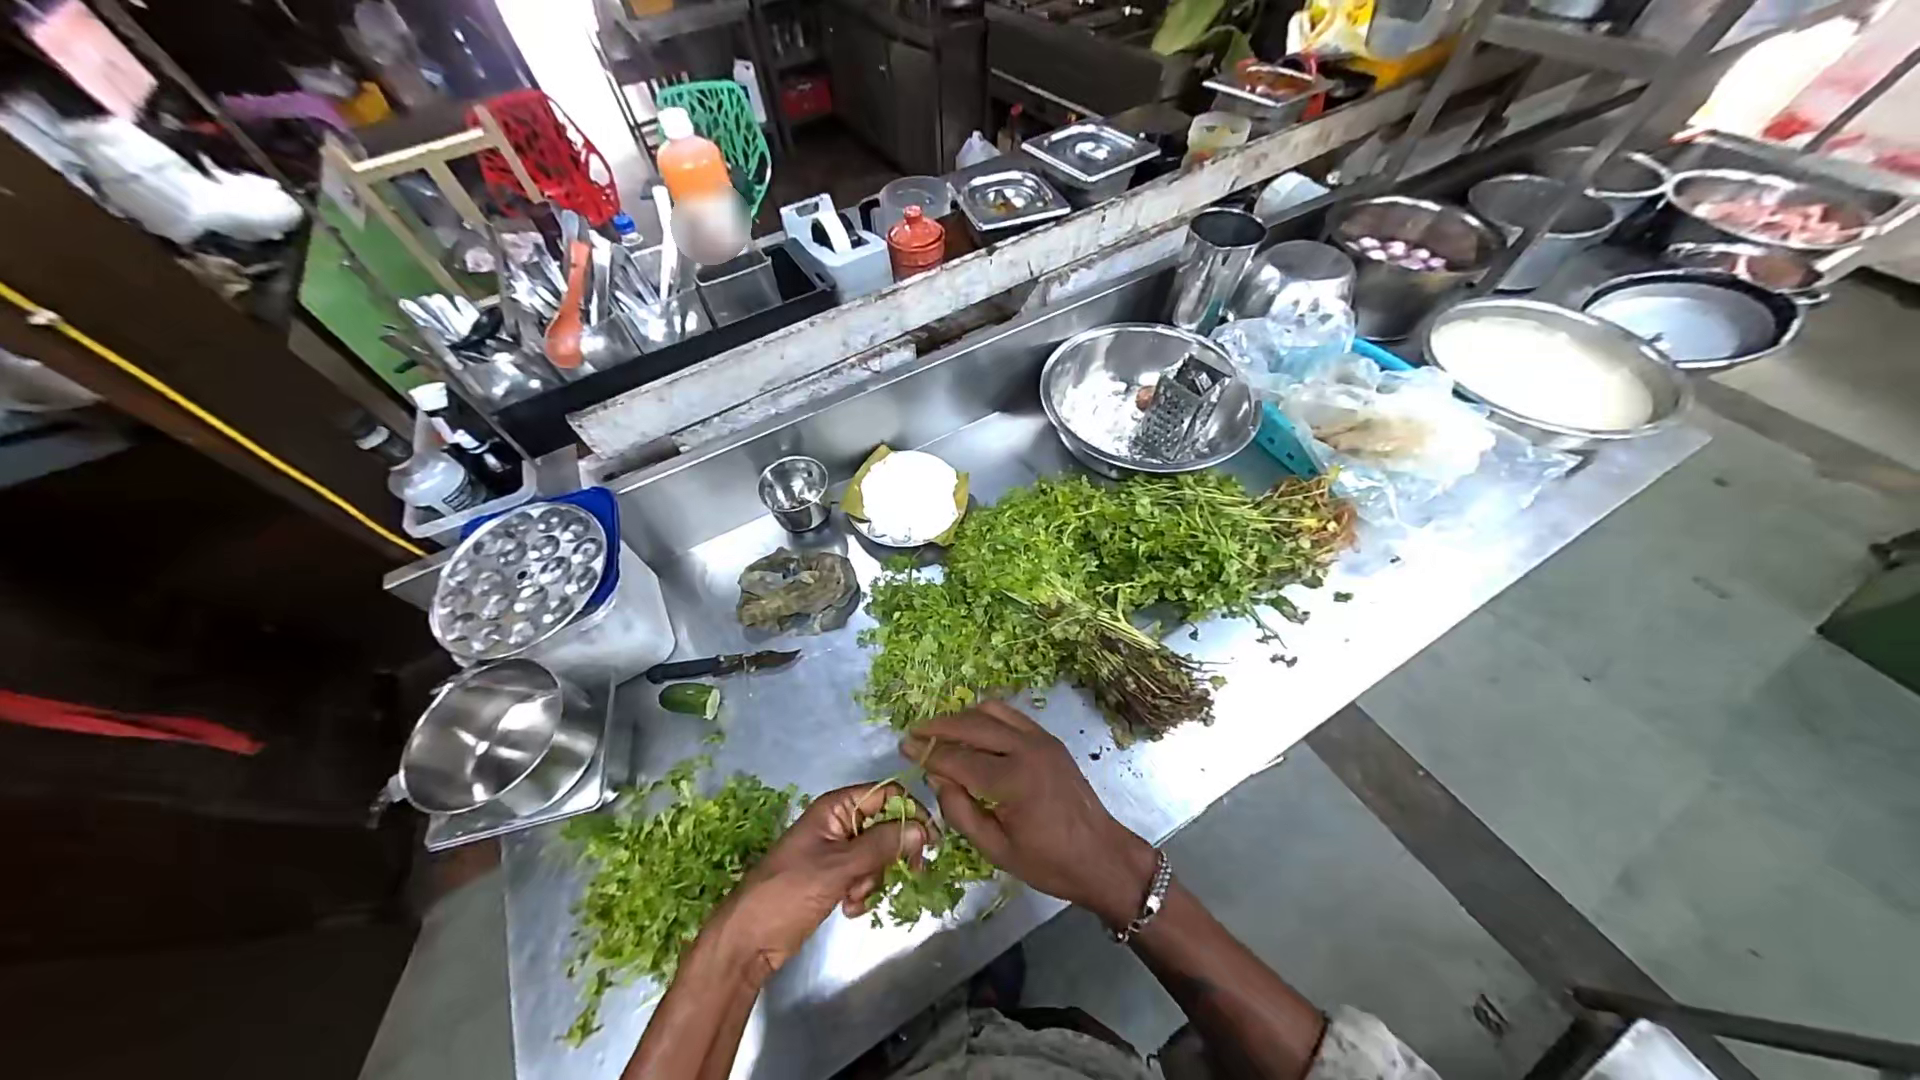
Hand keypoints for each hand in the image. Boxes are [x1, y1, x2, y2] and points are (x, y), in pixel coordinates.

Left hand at [713, 781, 927, 979]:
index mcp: (836, 807)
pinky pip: (864, 875)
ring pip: (878, 854)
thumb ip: (882, 846)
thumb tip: (922, 829)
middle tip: (906, 874)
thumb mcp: (839, 867)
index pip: (887, 795)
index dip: (910, 814)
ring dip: (874, 878)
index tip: (930, 842)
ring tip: (854, 897)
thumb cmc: (788, 893)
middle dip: (891, 854)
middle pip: (886, 826)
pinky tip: (848, 908)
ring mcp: (835, 851)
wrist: (747, 941)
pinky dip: (863, 891)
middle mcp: (838, 823)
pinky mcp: (833, 877)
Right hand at [902, 702, 1156, 929]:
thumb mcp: (996, 850)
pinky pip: (1011, 715)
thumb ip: (960, 812)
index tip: (904, 748)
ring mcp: (1041, 739)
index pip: (957, 758)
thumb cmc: (1049, 863)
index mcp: (1012, 781)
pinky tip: (973, 728)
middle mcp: (1026, 749)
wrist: (1102, 856)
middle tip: (914, 733)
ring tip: (939, 730)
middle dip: (938, 727)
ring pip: (992, 711)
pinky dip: (986, 716)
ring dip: (962, 717)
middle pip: (971, 726)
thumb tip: (937, 778)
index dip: (927, 752)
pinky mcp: (1049, 739)